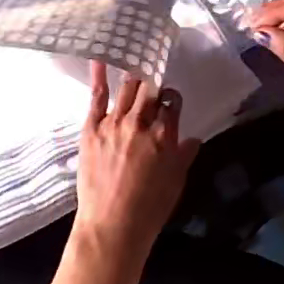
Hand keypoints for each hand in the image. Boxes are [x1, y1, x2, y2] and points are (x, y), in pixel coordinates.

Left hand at [72, 61, 200, 269]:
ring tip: (134, 63)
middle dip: (152, 80)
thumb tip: (192, 138)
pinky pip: (97, 96)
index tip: (169, 98)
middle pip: (149, 90)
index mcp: (164, 136)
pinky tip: (100, 58)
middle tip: (151, 72)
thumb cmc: (150, 209)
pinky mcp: (91, 128)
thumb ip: (184, 156)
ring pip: (126, 89)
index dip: (171, 97)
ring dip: (132, 77)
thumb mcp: (176, 183)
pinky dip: (99, 76)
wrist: (112, 225)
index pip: (172, 103)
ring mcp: (114, 123)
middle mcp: (140, 123)